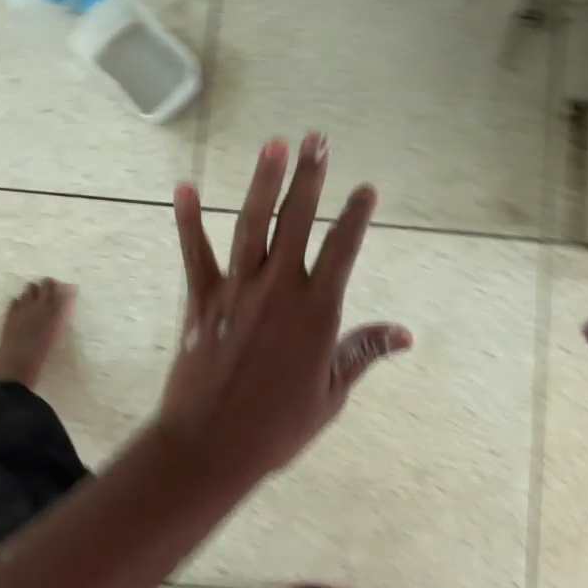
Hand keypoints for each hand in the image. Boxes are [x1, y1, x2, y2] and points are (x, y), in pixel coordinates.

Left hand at [153, 134, 412, 483]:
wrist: (212, 447)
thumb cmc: (279, 426)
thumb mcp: (331, 393)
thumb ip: (363, 353)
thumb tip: (403, 334)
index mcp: (316, 312)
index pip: (343, 249)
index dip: (356, 215)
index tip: (366, 188)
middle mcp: (279, 289)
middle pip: (297, 221)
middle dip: (309, 177)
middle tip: (317, 139)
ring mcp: (237, 291)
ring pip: (252, 225)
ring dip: (263, 182)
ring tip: (274, 145)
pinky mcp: (202, 301)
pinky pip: (195, 253)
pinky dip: (188, 220)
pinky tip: (184, 187)